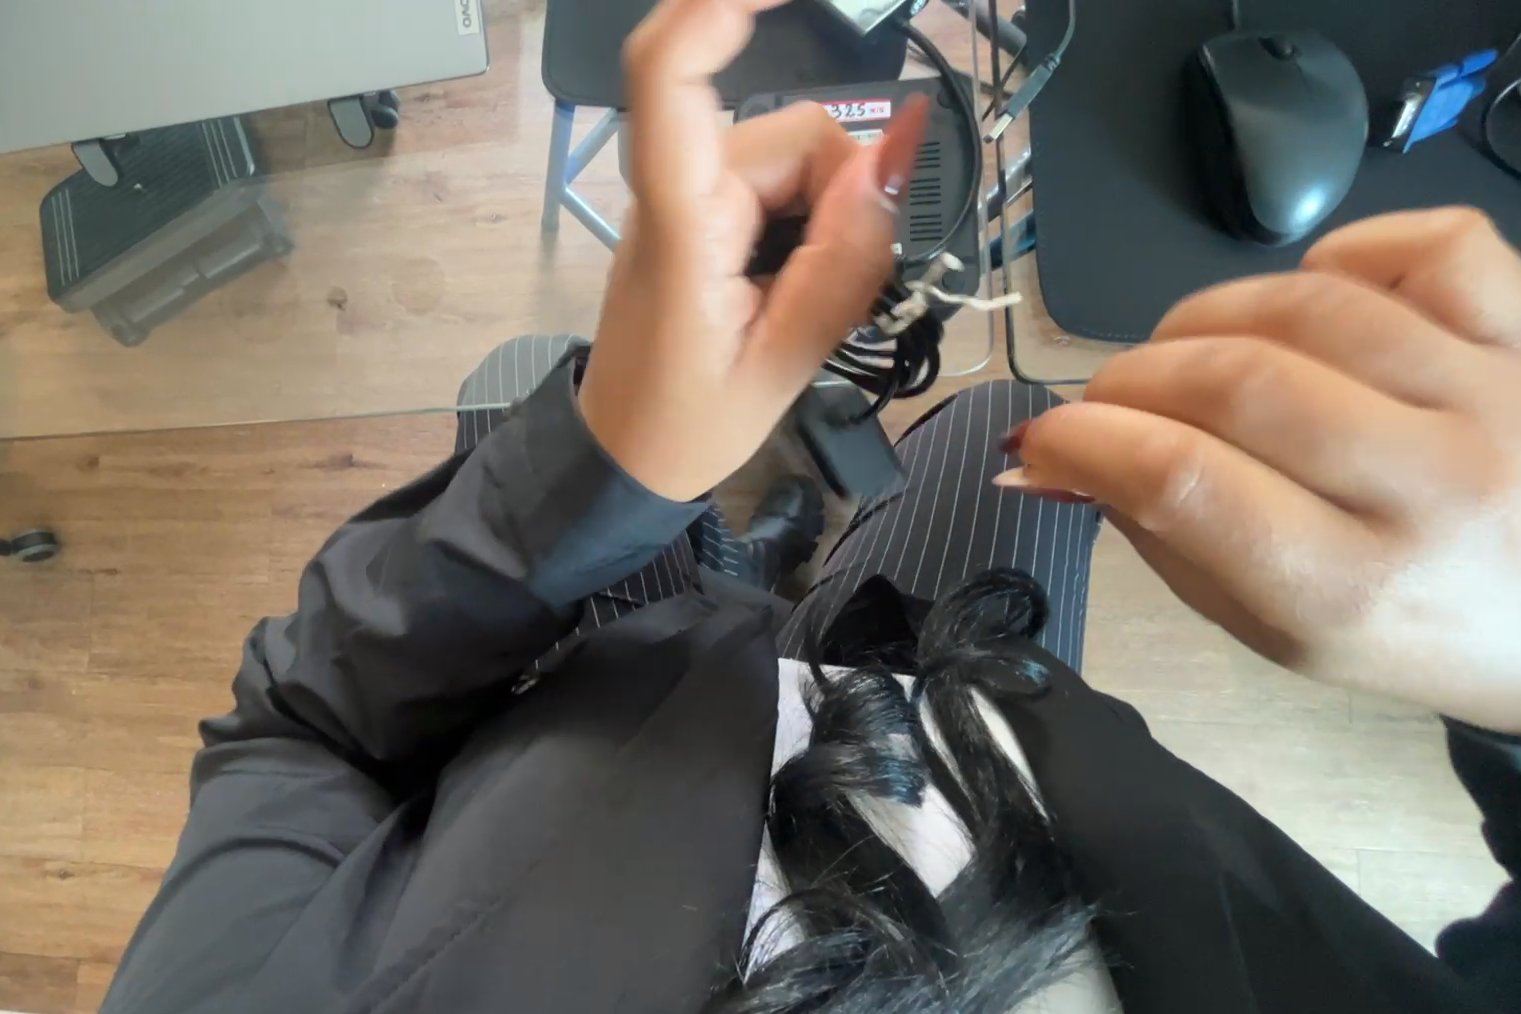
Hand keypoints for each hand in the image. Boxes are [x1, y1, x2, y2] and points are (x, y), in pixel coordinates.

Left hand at [578, 0, 928, 501]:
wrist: (623, 461)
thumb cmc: (686, 428)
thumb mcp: (783, 364)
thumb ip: (843, 262)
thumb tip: (897, 151)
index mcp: (681, 230)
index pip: (669, 79)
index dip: (717, 4)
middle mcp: (674, 199)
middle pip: (791, 137)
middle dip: (843, 198)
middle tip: (835, 294)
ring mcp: (681, 211)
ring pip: (790, 165)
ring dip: (825, 221)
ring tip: (804, 308)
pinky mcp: (693, 227)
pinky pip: (769, 193)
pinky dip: (803, 229)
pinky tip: (790, 291)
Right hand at [1009, 209, 1520, 735]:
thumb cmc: (1384, 632)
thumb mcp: (1247, 616)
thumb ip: (1147, 529)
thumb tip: (1041, 460)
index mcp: (1338, 583)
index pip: (1175, 475)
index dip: (1078, 439)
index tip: (1039, 442)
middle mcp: (1427, 485)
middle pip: (1229, 381)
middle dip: (1122, 381)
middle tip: (1104, 407)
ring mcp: (1497, 398)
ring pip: (1307, 306)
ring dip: (1196, 319)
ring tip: (1177, 357)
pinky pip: (1435, 247)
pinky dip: (1343, 253)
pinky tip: (1302, 299)